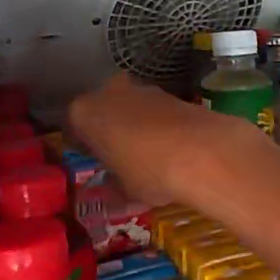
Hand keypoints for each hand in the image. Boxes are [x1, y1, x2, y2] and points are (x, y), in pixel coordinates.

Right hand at [65, 74, 279, 207]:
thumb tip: (113, 185)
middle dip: (112, 129)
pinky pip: (159, 112)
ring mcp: (145, 89)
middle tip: (122, 157)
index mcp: (85, 112)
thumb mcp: (124, 189)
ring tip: (153, 157)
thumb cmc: (148, 172)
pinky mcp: (175, 94)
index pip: (75, 126)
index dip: (86, 145)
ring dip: (139, 126)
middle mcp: (110, 92)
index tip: (97, 162)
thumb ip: (113, 184)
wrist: (204, 153)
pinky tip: (176, 150)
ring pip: (134, 107)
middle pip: (105, 109)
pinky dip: (163, 126)